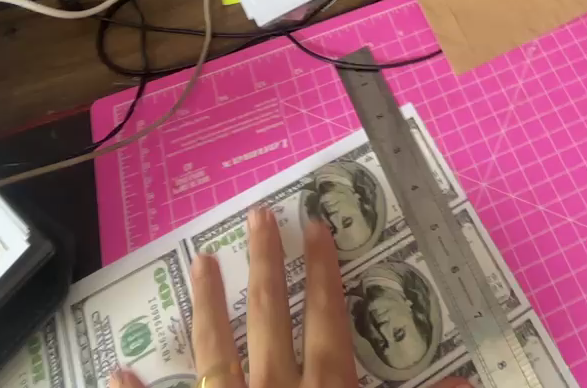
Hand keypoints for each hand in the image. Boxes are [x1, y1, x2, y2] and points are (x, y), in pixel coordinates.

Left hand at [109, 205, 468, 387]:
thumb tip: (469, 382)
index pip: (326, 321)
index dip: (323, 272)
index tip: (316, 225)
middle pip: (270, 319)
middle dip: (267, 265)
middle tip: (258, 215)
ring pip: (216, 353)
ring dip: (206, 306)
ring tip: (199, 262)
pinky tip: (116, 369)